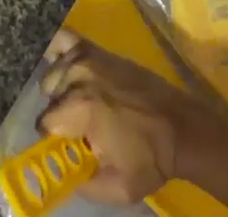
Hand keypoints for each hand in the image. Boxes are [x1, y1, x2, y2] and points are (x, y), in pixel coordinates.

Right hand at [36, 29, 222, 204]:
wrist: (183, 128)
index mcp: (79, 110)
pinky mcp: (97, 49)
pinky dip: (55, 50)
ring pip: (52, 74)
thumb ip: (84, 185)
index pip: (44, 123)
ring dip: (61, 89)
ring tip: (82, 103)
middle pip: (48, 97)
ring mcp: (86, 59)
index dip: (56, 138)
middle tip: (82, 126)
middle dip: (61, 114)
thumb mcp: (119, 188)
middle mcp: (76, 78)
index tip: (72, 145)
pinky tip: (62, 65)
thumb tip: (63, 175)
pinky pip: (62, 38)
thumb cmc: (151, 158)